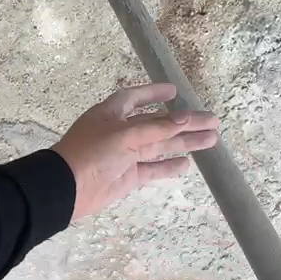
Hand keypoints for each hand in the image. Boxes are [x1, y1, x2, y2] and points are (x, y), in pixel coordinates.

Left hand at [51, 83, 218, 222]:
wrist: (67, 188)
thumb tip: (185, 118)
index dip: (153, 93)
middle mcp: (119, 132)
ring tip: (212, 139)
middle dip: (183, 121)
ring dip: (184, 142)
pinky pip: (153, 169)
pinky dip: (168, 166)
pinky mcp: (128, 176)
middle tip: (213, 120)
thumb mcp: (124, 135)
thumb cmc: (91, 153)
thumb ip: (156, 128)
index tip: (175, 91)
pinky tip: (188, 164)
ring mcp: (124, 155)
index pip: (134, 98)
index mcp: (111, 114)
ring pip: (159, 146)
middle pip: (156, 123)